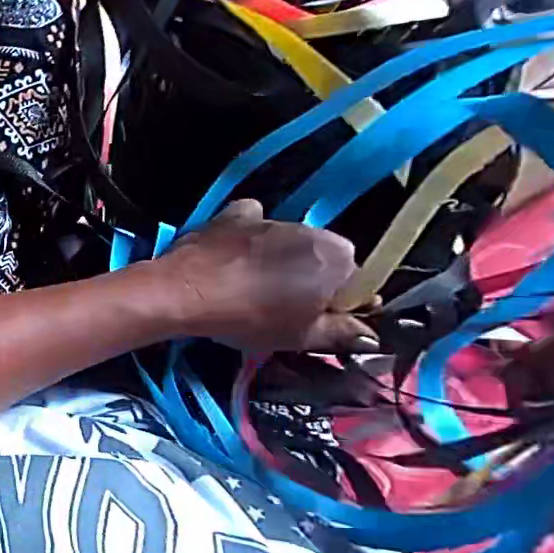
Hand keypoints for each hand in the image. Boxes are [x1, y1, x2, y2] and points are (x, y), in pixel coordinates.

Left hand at [153, 199, 374, 352]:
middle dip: (305, 279)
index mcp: (338, 258)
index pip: (354, 283)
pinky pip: (249, 221)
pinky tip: (230, 253)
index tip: (311, 319)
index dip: (335, 304)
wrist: (183, 293)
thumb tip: (370, 335)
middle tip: (275, 307)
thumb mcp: (299, 337)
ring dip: (274, 258)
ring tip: (245, 285)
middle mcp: (310, 229)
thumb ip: (341, 333)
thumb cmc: (247, 318)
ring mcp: (269, 219)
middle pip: (318, 258)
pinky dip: (245, 234)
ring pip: (284, 241)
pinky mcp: (232, 215)